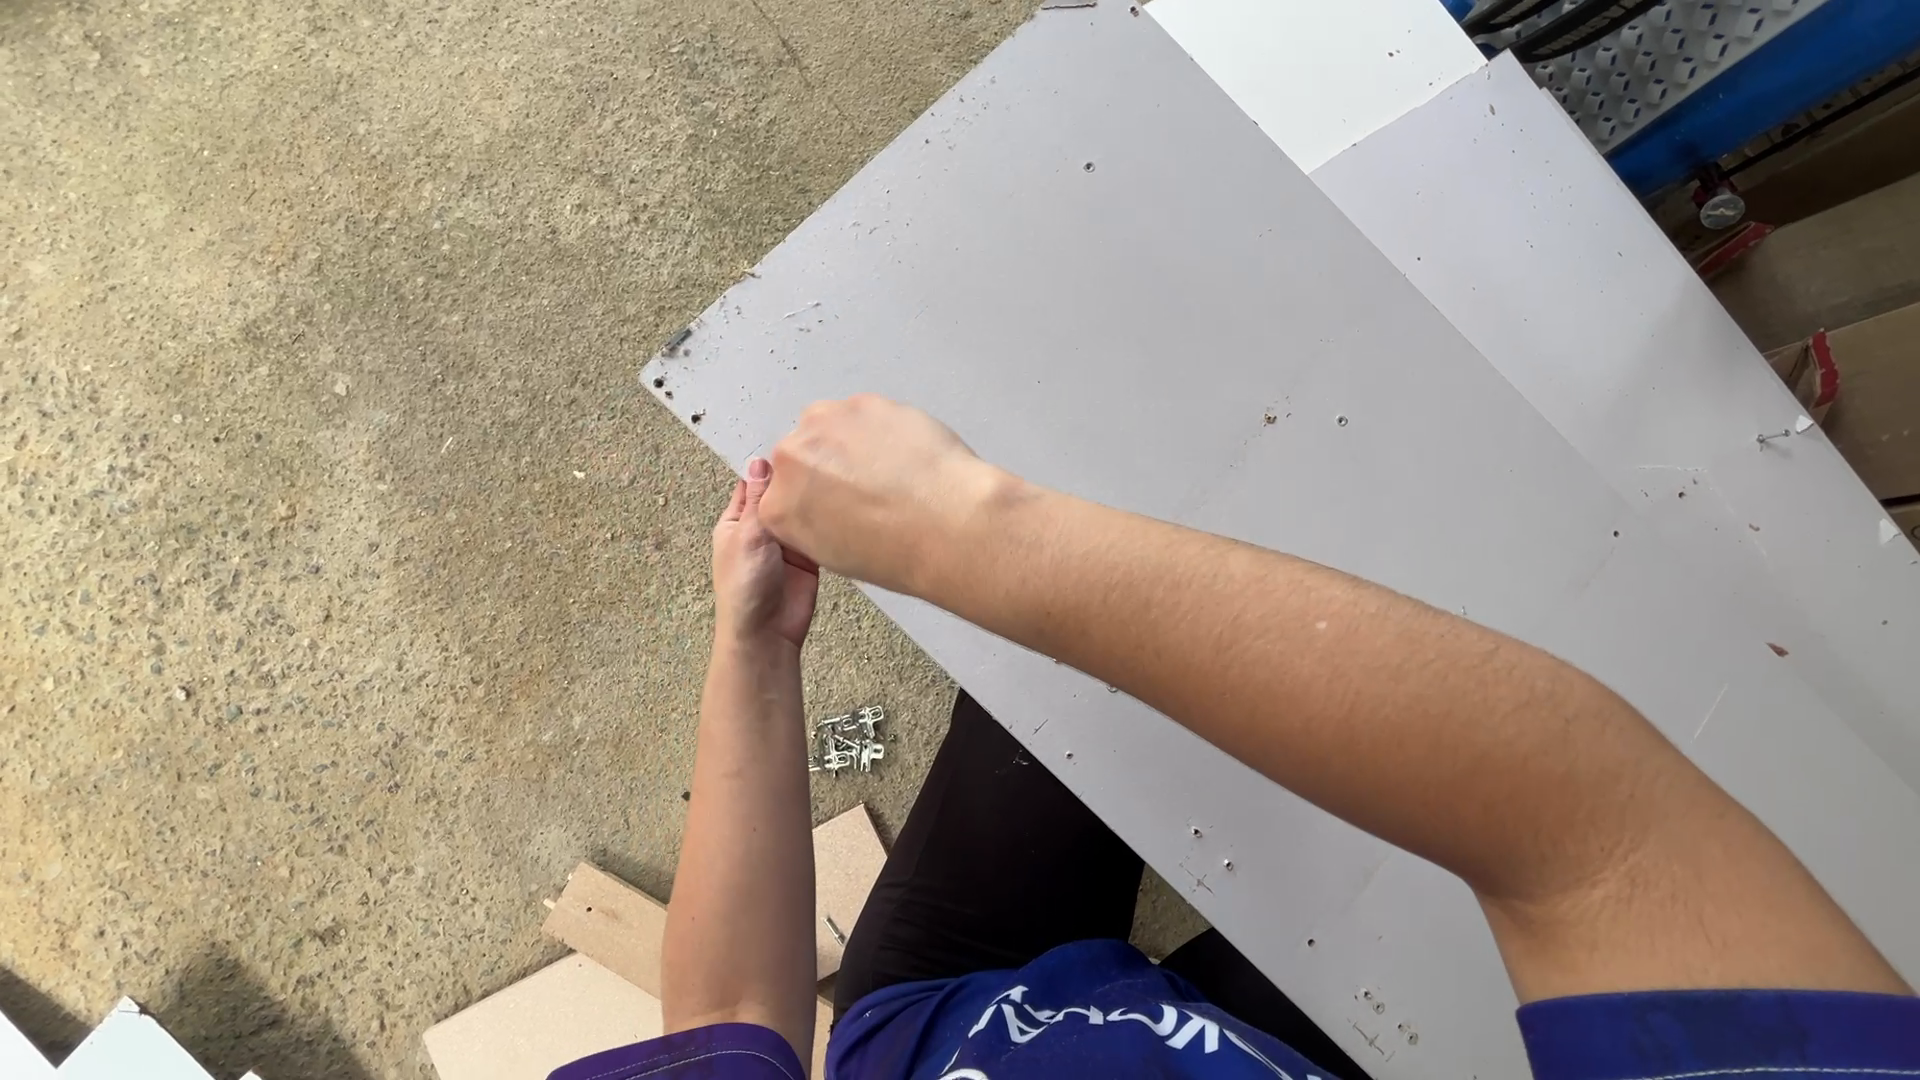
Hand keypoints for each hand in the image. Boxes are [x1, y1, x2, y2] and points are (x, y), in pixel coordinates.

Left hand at [712, 458, 819, 648]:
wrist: (766, 632)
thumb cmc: (744, 590)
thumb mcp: (747, 535)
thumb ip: (757, 500)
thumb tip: (760, 463)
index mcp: (736, 521)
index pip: (753, 483)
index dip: (770, 466)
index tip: (790, 443)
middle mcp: (761, 529)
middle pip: (782, 495)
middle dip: (796, 482)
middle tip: (818, 454)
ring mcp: (786, 543)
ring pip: (803, 512)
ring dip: (813, 502)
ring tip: (834, 475)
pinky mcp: (809, 557)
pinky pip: (820, 532)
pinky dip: (828, 523)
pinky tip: (840, 507)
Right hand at [760, 394, 1013, 595]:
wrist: (948, 523)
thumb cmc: (901, 551)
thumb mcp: (837, 556)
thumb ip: (814, 524)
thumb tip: (825, 507)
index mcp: (778, 508)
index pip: (782, 496)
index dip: (814, 500)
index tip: (835, 504)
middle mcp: (791, 459)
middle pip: (802, 455)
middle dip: (828, 467)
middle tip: (867, 487)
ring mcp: (825, 424)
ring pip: (830, 427)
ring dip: (851, 442)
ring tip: (890, 471)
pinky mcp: (863, 402)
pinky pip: (864, 414)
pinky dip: (882, 429)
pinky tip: (906, 455)